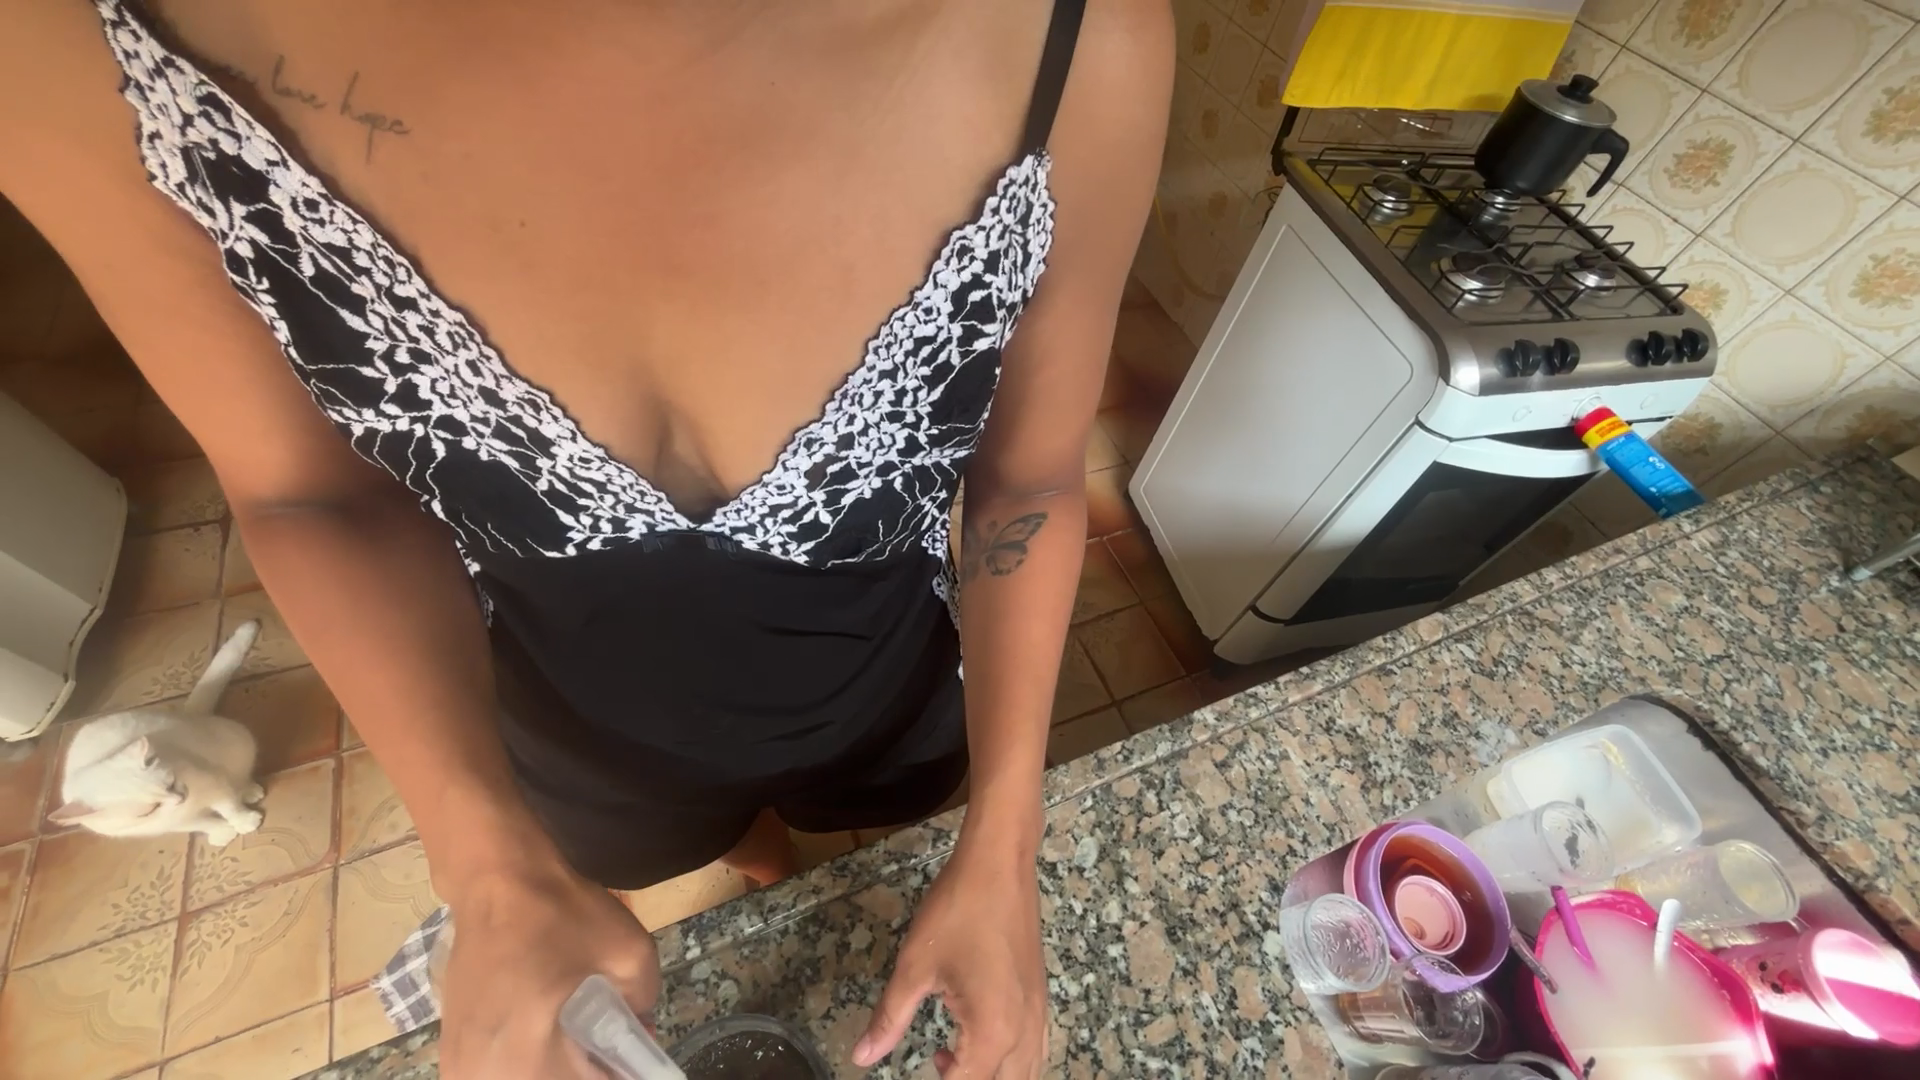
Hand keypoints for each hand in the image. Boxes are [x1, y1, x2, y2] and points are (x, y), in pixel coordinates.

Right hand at [438, 859, 659, 1079]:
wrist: (499, 885)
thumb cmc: (563, 914)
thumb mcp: (628, 949)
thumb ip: (643, 1000)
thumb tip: (640, 1032)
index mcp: (527, 1058)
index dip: (615, 1071)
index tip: (632, 1051)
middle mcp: (484, 1076)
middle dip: (589, 1068)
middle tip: (612, 1044)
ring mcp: (461, 1070)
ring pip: (527, 1079)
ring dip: (561, 1066)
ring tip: (586, 1037)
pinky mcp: (452, 1056)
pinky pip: (502, 1074)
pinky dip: (533, 1063)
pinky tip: (554, 1032)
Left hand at [854, 840, 1046, 1076]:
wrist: (999, 862)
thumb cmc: (957, 910)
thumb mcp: (915, 965)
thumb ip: (890, 1018)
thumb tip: (861, 1057)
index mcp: (992, 1032)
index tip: (921, 1062)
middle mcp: (1025, 1032)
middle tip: (933, 1059)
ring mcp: (1039, 1012)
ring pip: (1026, 1072)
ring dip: (991, 1075)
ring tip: (948, 1052)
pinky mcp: (1040, 992)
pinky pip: (1035, 1047)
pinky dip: (1010, 1058)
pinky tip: (980, 1034)